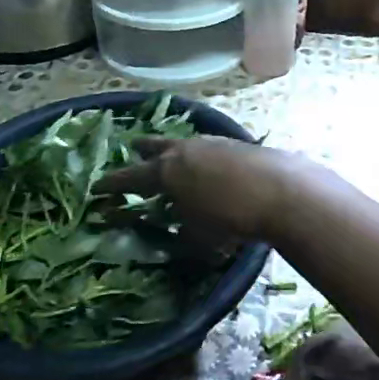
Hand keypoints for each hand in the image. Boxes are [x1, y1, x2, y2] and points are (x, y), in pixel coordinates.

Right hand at [95, 137, 310, 245]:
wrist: (282, 191)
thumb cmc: (230, 218)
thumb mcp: (196, 237)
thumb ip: (177, 233)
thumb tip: (171, 232)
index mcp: (164, 172)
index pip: (128, 178)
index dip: (110, 185)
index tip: (96, 188)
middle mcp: (182, 150)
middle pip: (152, 146)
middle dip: (140, 152)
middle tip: (132, 153)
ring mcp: (209, 142)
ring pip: (180, 143)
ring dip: (170, 151)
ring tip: (172, 159)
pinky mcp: (234, 143)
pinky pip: (205, 147)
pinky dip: (197, 156)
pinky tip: (207, 166)